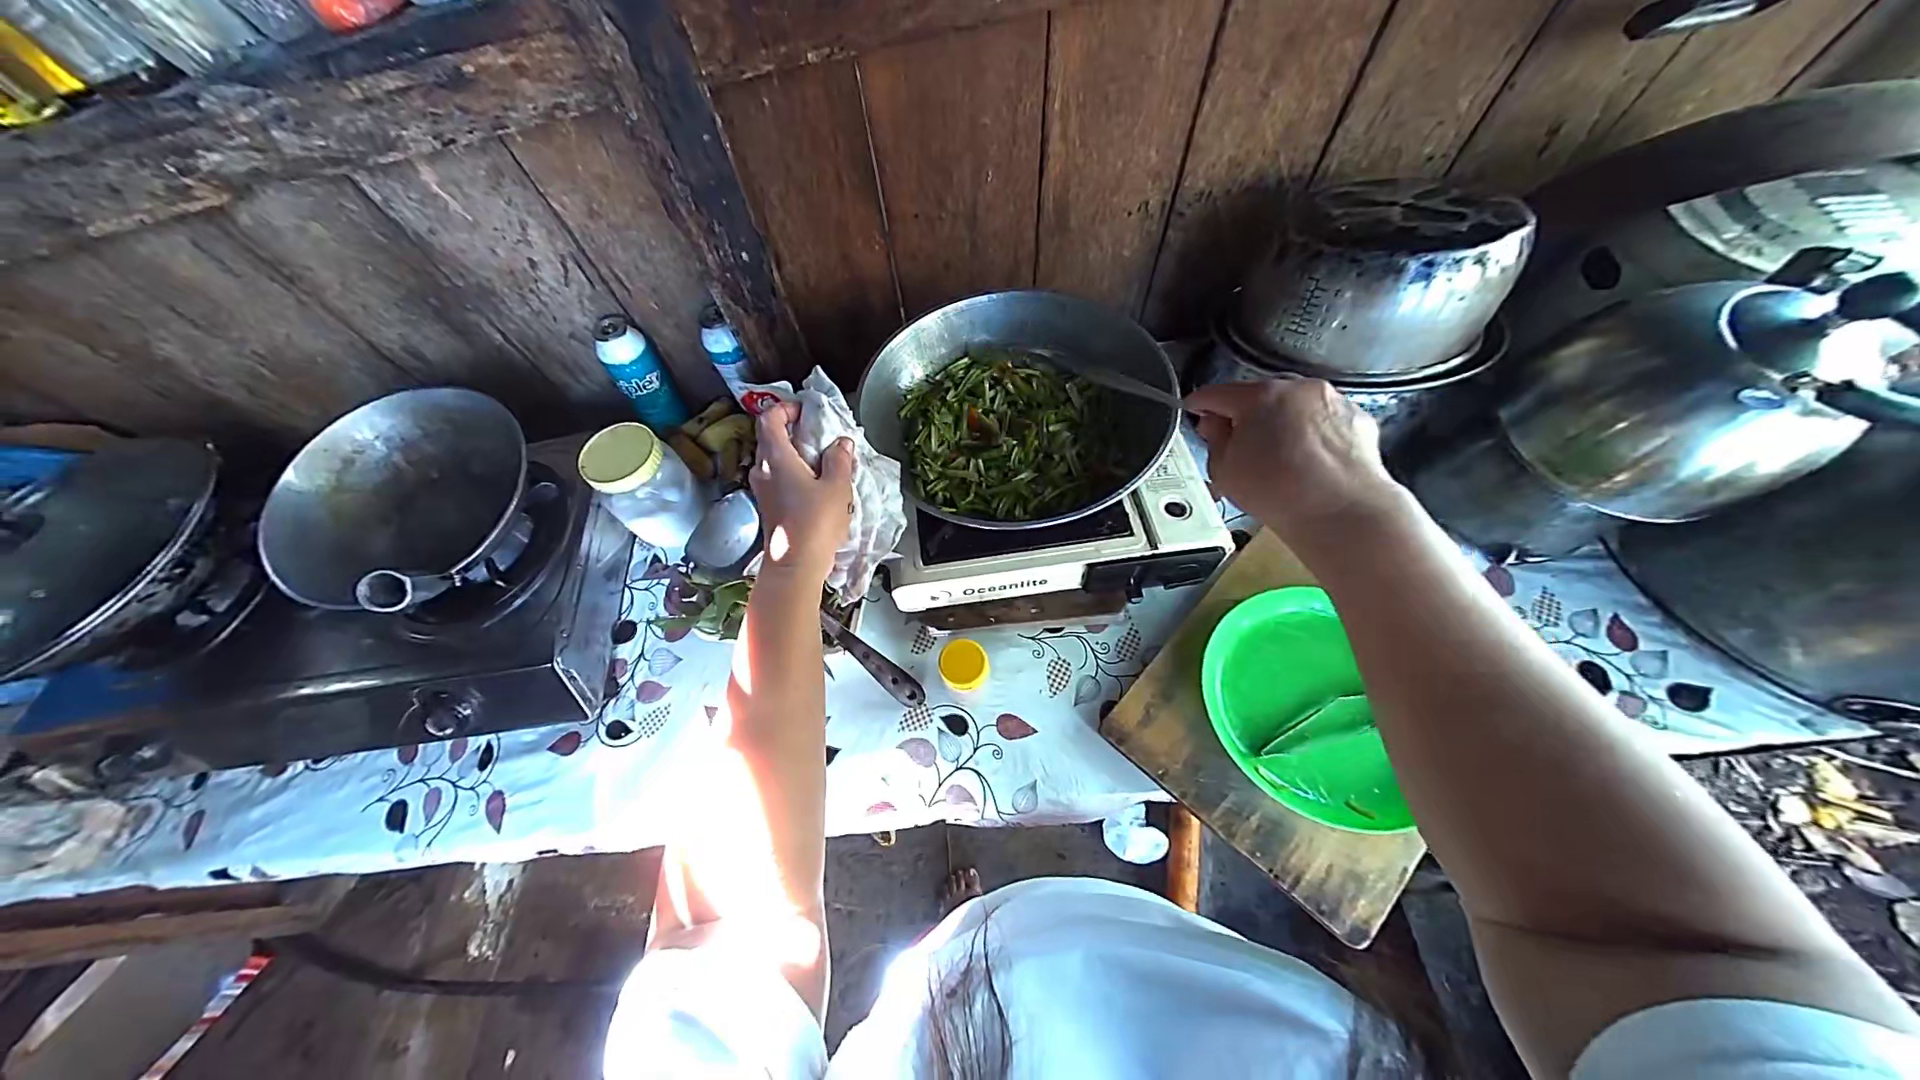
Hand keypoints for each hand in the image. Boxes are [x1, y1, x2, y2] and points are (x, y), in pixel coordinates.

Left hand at [749, 402, 854, 585]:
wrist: (795, 566)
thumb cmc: (814, 524)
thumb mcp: (836, 487)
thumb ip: (839, 460)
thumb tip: (841, 444)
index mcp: (776, 458)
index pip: (769, 418)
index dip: (785, 408)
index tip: (806, 412)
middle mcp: (763, 470)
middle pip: (771, 438)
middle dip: (794, 431)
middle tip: (820, 436)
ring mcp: (762, 490)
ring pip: (775, 460)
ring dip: (795, 454)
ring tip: (822, 461)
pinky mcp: (769, 507)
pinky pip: (778, 479)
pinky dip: (794, 473)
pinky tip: (816, 485)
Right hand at [1184, 378, 1406, 546]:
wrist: (1341, 512)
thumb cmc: (1283, 492)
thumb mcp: (1224, 470)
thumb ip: (1214, 439)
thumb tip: (1216, 426)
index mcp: (1260, 397)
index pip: (1217, 393)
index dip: (1200, 404)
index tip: (1197, 410)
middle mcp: (1298, 390)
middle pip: (1259, 396)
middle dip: (1245, 416)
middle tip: (1237, 446)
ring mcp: (1330, 401)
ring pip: (1292, 406)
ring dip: (1280, 424)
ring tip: (1277, 460)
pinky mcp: (1355, 418)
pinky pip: (1321, 420)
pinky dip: (1310, 435)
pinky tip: (1305, 462)